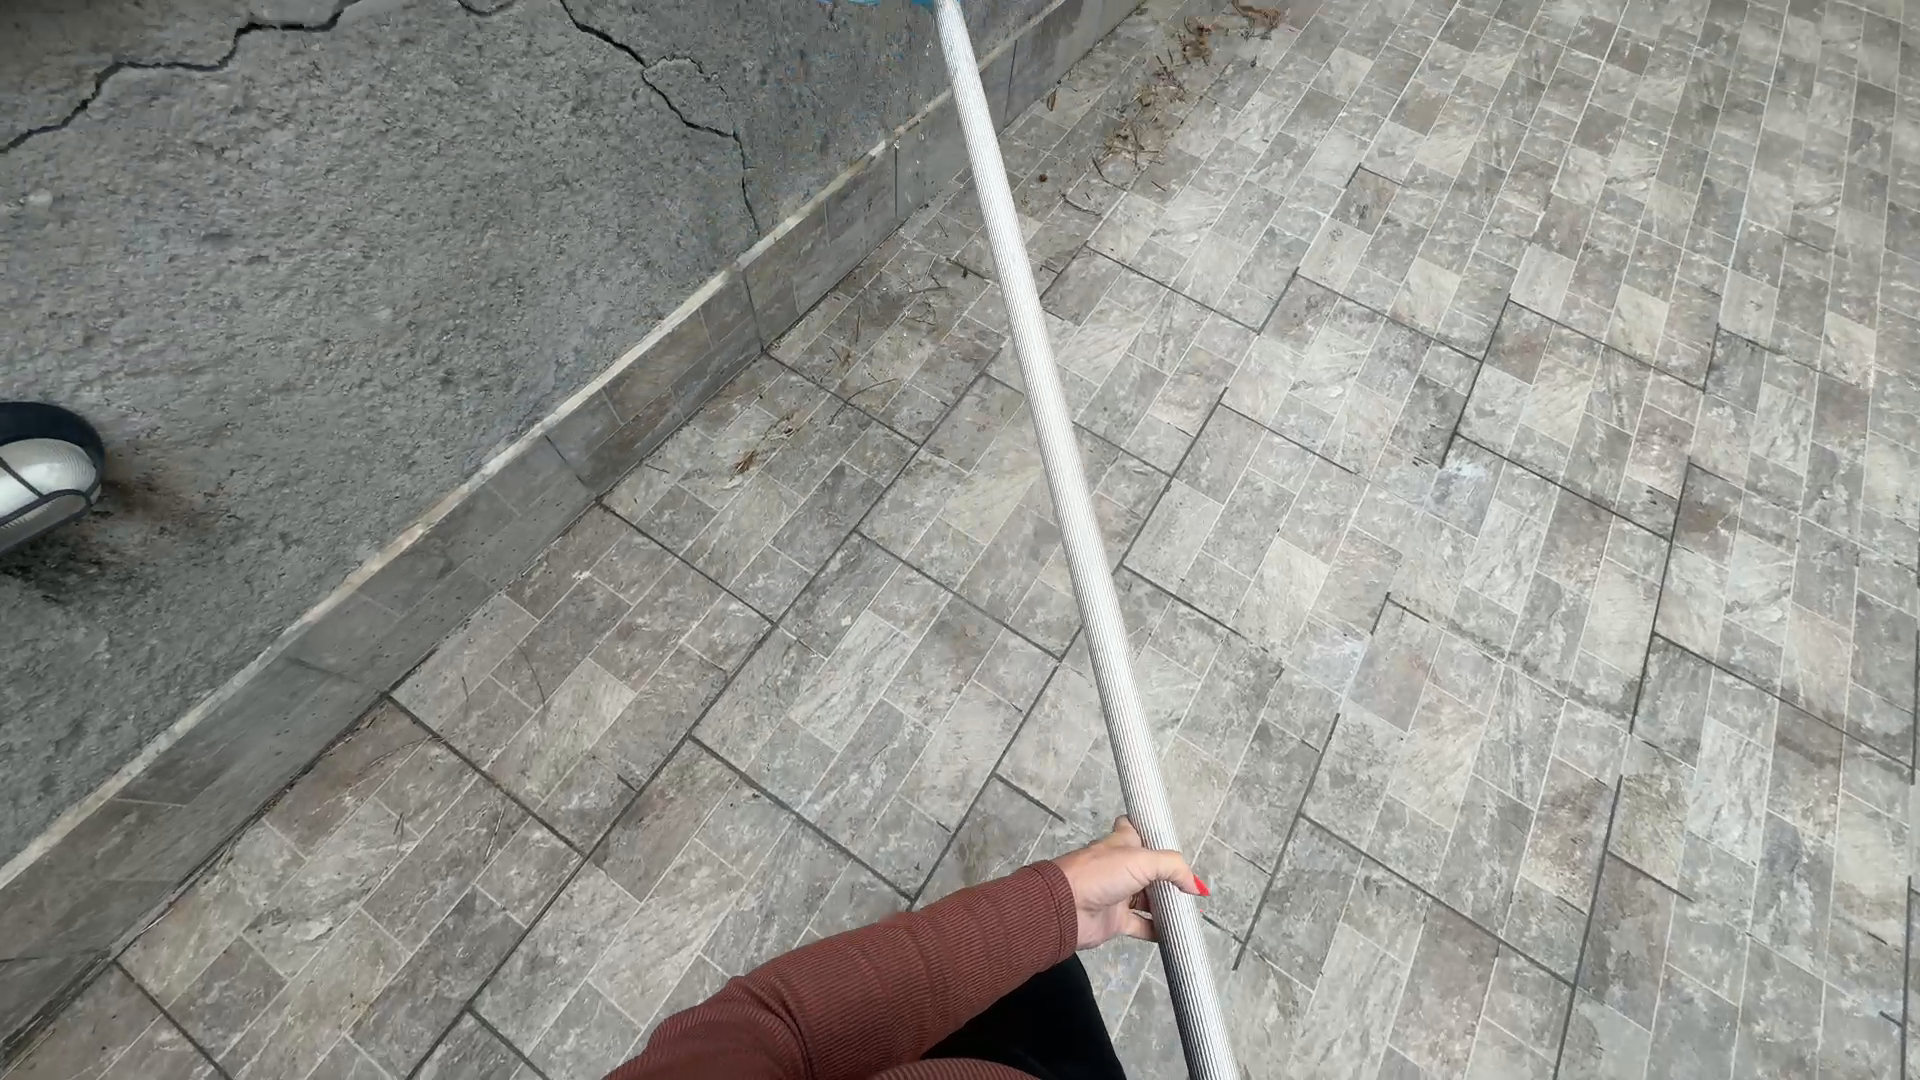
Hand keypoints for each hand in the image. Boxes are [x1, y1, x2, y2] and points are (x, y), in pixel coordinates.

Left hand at [1051, 817, 1205, 948]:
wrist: (1067, 906)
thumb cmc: (1098, 873)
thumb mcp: (1141, 860)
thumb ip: (1171, 868)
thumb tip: (1195, 884)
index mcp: (1121, 843)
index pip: (1134, 829)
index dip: (1150, 833)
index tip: (1171, 842)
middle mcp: (1120, 866)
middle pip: (1147, 869)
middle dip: (1167, 876)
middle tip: (1190, 885)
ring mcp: (1118, 893)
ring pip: (1147, 898)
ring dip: (1165, 904)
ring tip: (1189, 910)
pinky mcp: (1116, 920)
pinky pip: (1141, 926)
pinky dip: (1157, 930)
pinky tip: (1174, 934)